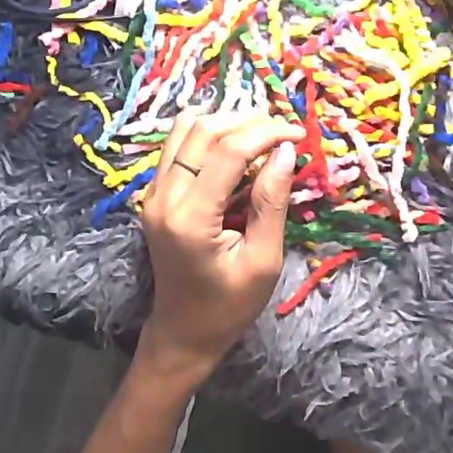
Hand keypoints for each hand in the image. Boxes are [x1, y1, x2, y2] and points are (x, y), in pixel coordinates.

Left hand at [137, 110, 300, 382]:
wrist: (182, 332)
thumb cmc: (228, 306)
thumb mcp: (263, 261)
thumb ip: (271, 203)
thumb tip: (286, 150)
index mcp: (190, 218)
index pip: (228, 151)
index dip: (266, 133)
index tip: (299, 134)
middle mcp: (163, 197)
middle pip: (203, 130)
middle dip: (247, 121)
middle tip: (283, 130)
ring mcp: (152, 193)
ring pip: (184, 129)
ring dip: (224, 120)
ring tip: (261, 131)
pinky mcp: (153, 193)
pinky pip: (175, 145)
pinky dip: (206, 134)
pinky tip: (233, 143)